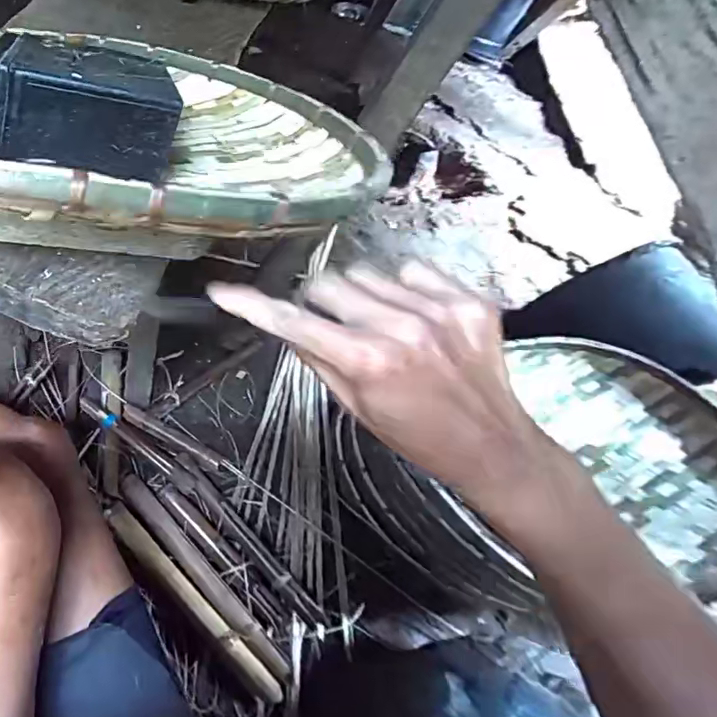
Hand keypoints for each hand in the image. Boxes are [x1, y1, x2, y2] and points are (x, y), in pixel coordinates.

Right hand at [207, 261, 592, 542]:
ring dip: (362, 295)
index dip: (252, 306)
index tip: (223, 292)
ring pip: (368, 273)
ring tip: (383, 325)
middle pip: (328, 284)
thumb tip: (286, 324)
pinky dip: (403, 288)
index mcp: (367, 361)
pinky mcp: (468, 300)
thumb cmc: (416, 435)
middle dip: (319, 301)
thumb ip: (318, 359)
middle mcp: (401, 327)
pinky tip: (417, 316)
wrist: (493, 446)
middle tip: (333, 325)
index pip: (294, 322)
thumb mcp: (356, 407)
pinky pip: (411, 270)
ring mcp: (438, 309)